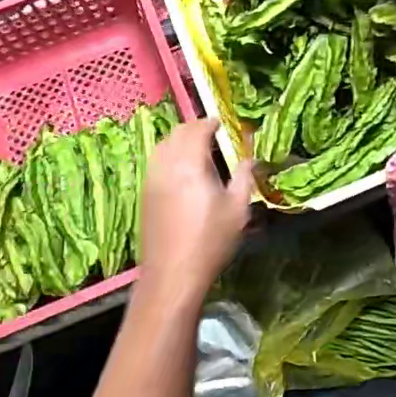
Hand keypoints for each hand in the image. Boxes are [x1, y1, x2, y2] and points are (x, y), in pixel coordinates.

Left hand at [138, 118, 251, 302]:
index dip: (211, 123)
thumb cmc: (210, 241)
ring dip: (179, 140)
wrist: (172, 273)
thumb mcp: (237, 209)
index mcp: (190, 163)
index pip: (198, 130)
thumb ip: (244, 177)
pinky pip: (156, 162)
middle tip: (212, 134)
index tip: (223, 124)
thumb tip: (250, 158)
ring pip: (162, 146)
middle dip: (194, 128)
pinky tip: (182, 170)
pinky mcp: (145, 194)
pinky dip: (169, 155)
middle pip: (177, 133)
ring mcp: (151, 179)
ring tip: (197, 149)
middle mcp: (166, 165)